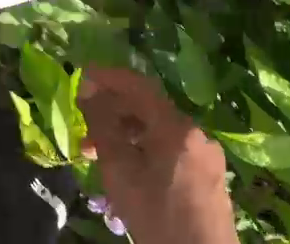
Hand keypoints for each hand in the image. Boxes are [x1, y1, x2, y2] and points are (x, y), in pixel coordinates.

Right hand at [79, 68, 237, 243]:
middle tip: (84, 127)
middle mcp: (196, 134)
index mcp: (177, 127)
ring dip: (125, 133)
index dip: (106, 77)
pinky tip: (126, 168)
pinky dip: (143, 148)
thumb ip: (101, 122)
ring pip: (157, 130)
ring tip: (98, 154)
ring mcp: (206, 156)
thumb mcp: (118, 166)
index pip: (137, 85)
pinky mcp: (209, 177)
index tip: (80, 77)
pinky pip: (170, 148)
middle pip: (147, 108)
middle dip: (111, 112)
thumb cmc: (156, 213)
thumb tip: (87, 88)